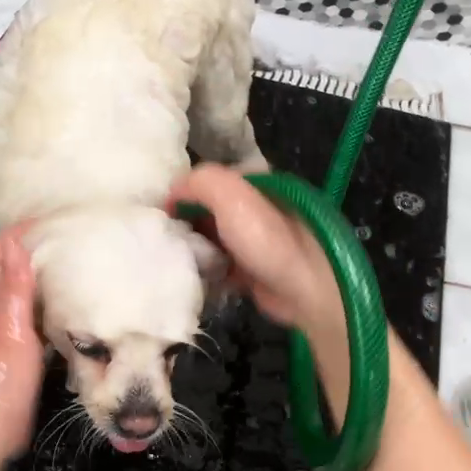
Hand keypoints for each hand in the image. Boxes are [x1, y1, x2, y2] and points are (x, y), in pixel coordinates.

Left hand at [0, 222, 44, 462]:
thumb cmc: (3, 384)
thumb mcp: (14, 333)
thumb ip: (14, 290)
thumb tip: (16, 245)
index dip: (12, 236)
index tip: (42, 223)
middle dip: (10, 247)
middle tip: (44, 238)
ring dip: (15, 270)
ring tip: (48, 263)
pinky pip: (4, 309)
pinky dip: (21, 296)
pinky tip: (43, 304)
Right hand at [166, 164, 343, 337]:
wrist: (307, 290)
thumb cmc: (268, 239)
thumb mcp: (232, 195)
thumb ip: (199, 182)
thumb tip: (171, 193)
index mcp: (254, 182)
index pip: (208, 180)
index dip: (184, 192)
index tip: (164, 212)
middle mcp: (254, 208)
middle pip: (206, 209)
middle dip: (186, 222)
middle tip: (167, 238)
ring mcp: (254, 240)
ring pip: (209, 238)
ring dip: (193, 249)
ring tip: (175, 258)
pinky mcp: (251, 269)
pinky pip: (218, 264)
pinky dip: (205, 270)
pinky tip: (193, 275)